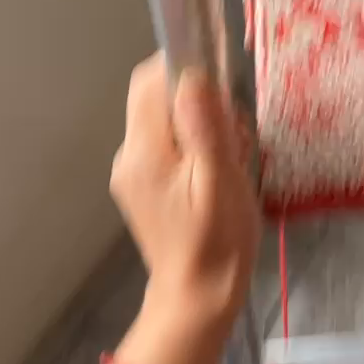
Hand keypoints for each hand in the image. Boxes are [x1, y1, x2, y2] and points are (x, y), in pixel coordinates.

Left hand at [110, 54, 259, 363]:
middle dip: (199, 99)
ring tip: (232, 157)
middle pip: (156, 98)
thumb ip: (204, 126)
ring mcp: (134, 172)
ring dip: (201, 124)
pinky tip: (218, 172)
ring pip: (165, 120)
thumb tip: (193, 75)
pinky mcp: (145, 185)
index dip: (185, 67)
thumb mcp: (221, 180)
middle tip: (234, 131)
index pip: (151, 80)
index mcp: (145, 151)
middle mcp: (129, 155)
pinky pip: (167, 144)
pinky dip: (194, 145)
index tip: (223, 83)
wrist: (199, 296)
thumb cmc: (218, 240)